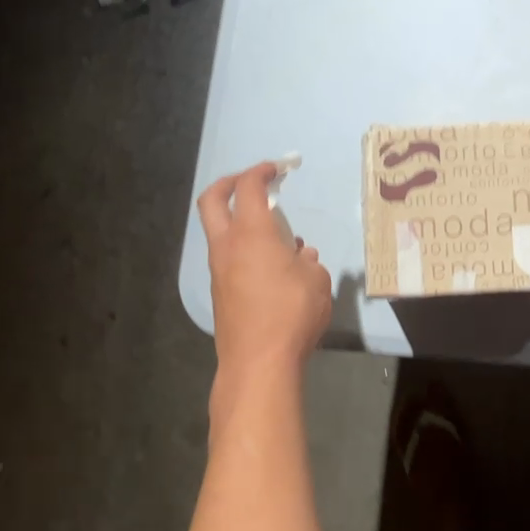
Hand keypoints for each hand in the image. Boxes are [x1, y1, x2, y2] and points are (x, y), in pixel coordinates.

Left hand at [197, 163, 332, 388]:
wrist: (258, 362)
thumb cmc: (292, 313)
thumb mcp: (317, 281)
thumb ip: (308, 263)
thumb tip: (300, 257)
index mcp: (252, 233)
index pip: (249, 187)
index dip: (261, 171)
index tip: (277, 169)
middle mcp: (228, 246)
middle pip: (212, 201)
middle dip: (229, 184)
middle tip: (252, 182)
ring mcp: (219, 271)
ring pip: (220, 232)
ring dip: (241, 222)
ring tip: (277, 235)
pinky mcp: (221, 294)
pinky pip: (230, 259)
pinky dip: (246, 250)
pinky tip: (275, 268)